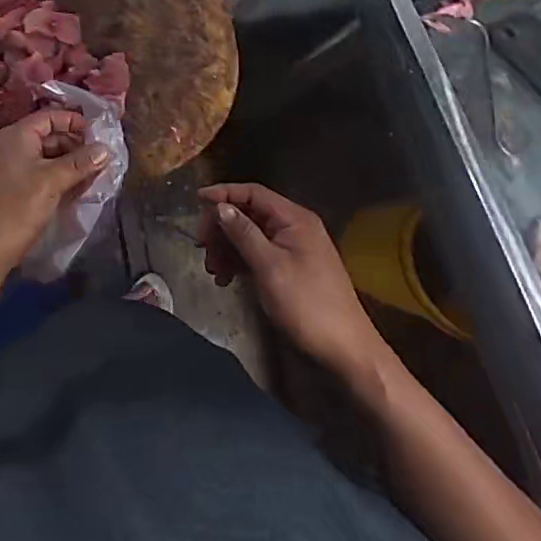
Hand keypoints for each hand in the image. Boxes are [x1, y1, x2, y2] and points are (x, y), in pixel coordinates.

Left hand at [0, 109, 110, 273]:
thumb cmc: (18, 207)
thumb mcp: (53, 181)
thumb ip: (81, 162)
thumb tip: (106, 149)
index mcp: (18, 136)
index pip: (51, 116)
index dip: (75, 122)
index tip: (99, 135)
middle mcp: (14, 146)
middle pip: (52, 135)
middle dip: (77, 145)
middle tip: (102, 158)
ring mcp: (14, 167)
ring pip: (50, 156)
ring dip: (73, 163)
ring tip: (95, 174)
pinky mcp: (17, 186)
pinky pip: (44, 172)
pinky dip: (62, 176)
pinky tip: (80, 187)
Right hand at [199, 183, 387, 377]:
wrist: (344, 347)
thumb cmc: (307, 304)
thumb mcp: (269, 267)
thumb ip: (244, 234)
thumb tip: (221, 206)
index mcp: (294, 218)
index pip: (254, 193)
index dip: (224, 193)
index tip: (197, 200)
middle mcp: (294, 227)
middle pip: (250, 214)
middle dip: (223, 227)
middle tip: (201, 246)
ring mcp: (293, 248)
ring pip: (251, 236)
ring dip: (228, 248)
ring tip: (212, 270)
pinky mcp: (290, 268)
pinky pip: (259, 255)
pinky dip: (240, 262)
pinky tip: (225, 279)